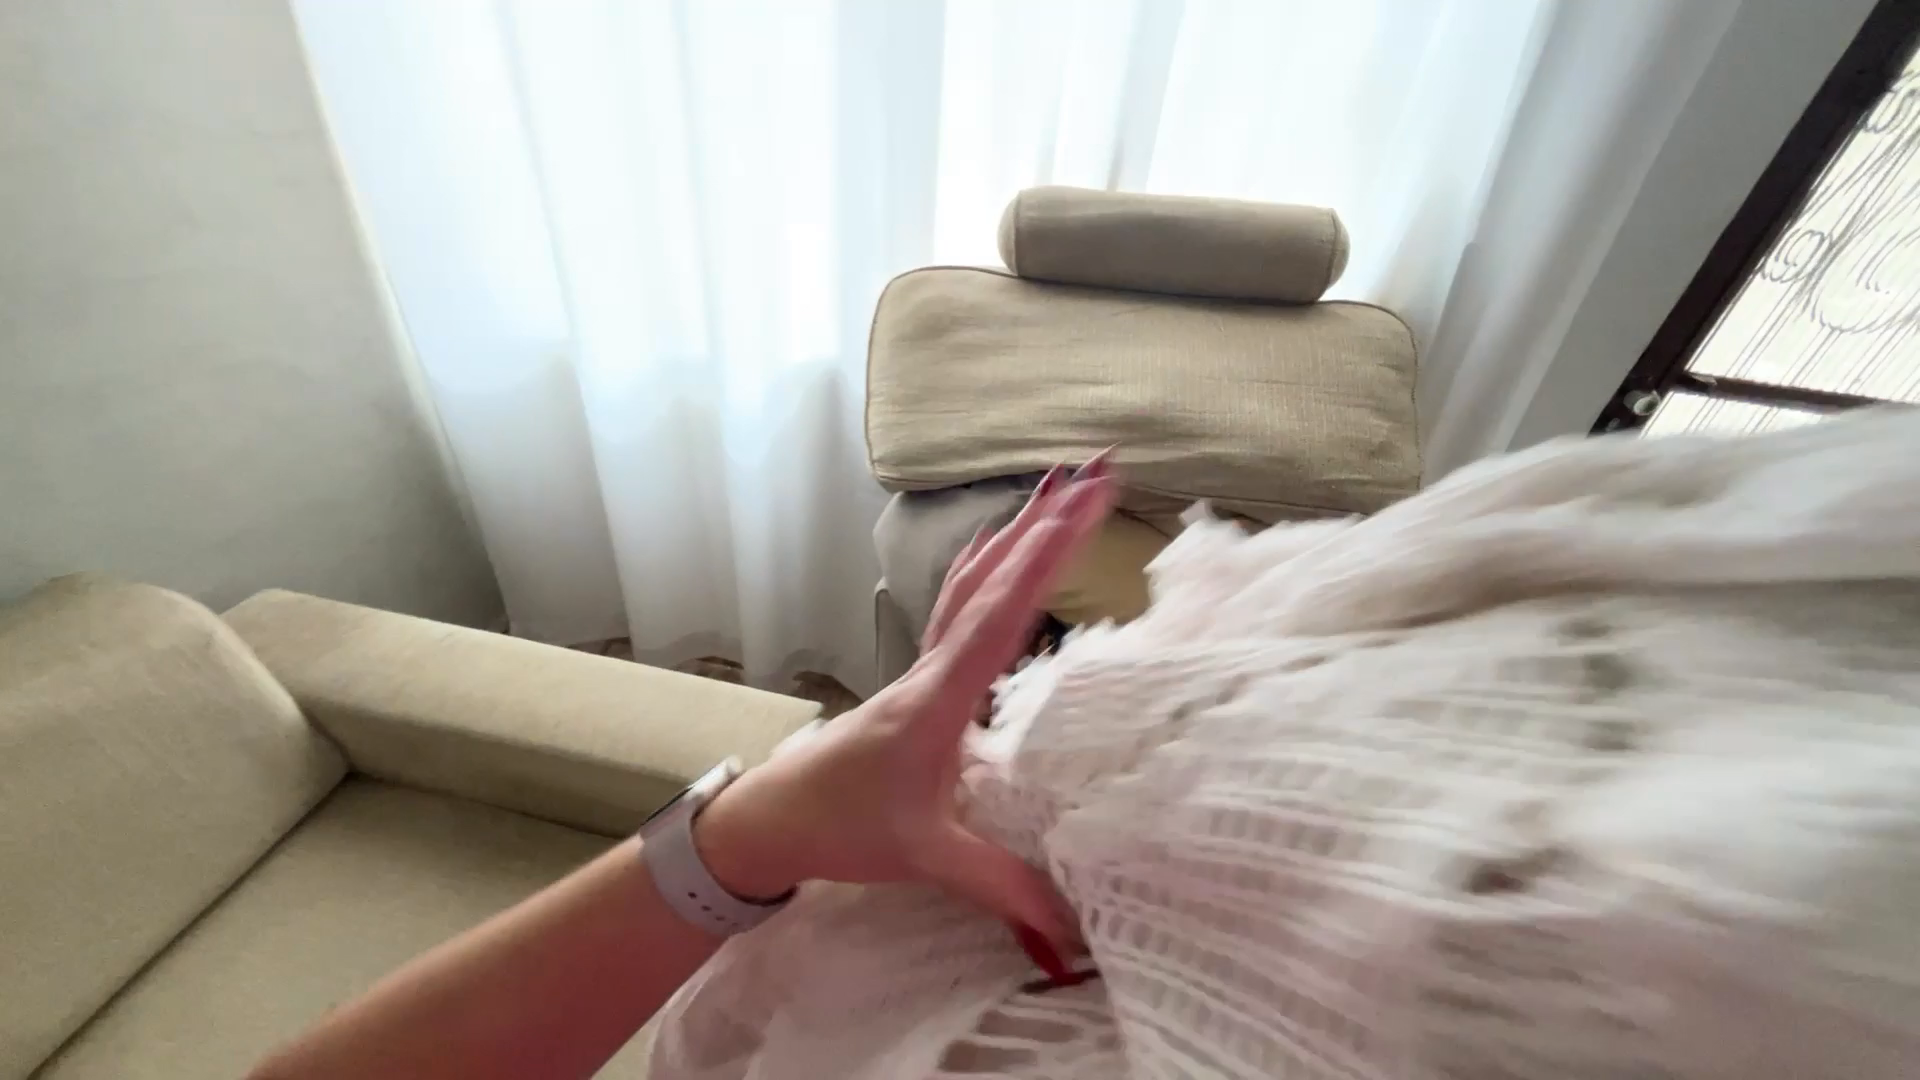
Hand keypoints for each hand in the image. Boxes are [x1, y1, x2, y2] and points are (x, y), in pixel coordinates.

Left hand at [693, 454, 1114, 952]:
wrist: (773, 815)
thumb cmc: (840, 826)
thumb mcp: (924, 858)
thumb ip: (1002, 887)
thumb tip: (1075, 937)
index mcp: (938, 699)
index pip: (999, 615)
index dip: (1043, 560)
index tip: (1083, 506)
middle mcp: (933, 666)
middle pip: (992, 578)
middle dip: (1045, 523)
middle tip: (1094, 473)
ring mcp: (925, 665)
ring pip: (973, 582)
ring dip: (1017, 533)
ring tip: (1058, 489)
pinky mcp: (922, 675)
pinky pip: (958, 603)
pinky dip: (987, 564)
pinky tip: (998, 547)